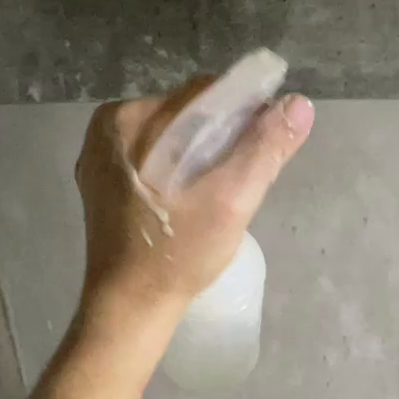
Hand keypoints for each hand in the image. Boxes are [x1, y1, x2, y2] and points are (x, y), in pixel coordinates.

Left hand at [73, 78, 313, 320]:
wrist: (130, 306)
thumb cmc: (180, 254)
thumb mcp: (233, 200)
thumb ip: (265, 148)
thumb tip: (299, 104)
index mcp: (132, 118)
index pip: (206, 92)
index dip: (245, 113)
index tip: (263, 146)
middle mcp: (109, 124)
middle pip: (188, 111)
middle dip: (221, 135)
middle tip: (238, 178)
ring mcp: (100, 152)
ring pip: (171, 132)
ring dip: (199, 151)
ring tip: (214, 191)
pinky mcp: (100, 177)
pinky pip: (152, 153)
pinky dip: (175, 166)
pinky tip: (186, 198)